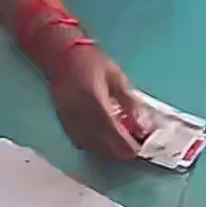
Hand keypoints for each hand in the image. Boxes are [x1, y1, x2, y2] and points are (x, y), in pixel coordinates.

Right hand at [47, 43, 143, 162]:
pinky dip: (99, 146)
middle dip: (125, 151)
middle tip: (136, 143)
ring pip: (97, 151)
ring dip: (112, 150)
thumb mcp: (118, 79)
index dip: (133, 148)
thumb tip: (145, 128)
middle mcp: (82, 118)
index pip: (118, 138)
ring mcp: (72, 124)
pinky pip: (85, 145)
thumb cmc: (91, 63)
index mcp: (96, 104)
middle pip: (108, 150)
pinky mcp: (66, 125)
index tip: (145, 147)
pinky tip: (106, 138)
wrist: (60, 55)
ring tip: (123, 140)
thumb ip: (131, 104)